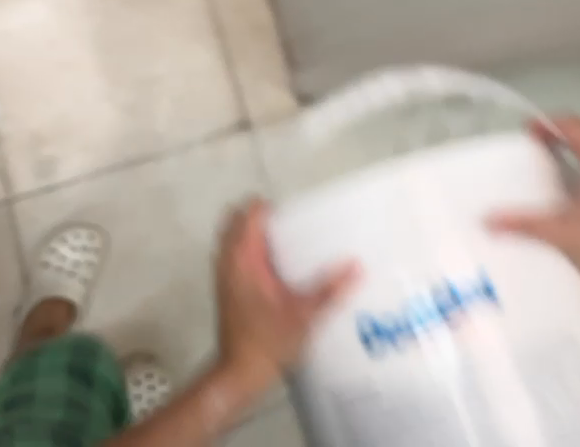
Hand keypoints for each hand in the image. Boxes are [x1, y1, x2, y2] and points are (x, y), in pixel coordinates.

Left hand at [213, 198, 358, 391]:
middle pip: (237, 218)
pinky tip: (269, 268)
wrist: (240, 371)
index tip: (292, 216)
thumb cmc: (269, 340)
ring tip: (280, 245)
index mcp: (245, 256)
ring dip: (249, 232)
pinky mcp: (223, 285)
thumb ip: (330, 289)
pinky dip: (244, 248)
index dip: (270, 208)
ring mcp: (222, 271)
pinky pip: (230, 252)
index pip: (251, 212)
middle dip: (259, 217)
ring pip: (230, 235)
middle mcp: (228, 258)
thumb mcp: (305, 315)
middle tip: (287, 228)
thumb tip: (356, 266)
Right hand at [486, 116, 579, 307]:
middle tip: (529, 144)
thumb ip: (523, 223)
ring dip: (566, 144)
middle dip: (555, 131)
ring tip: (541, 157)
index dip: (547, 124)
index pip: (574, 127)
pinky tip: (561, 178)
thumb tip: (486, 219)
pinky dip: (576, 158)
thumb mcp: (561, 233)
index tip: (524, 133)